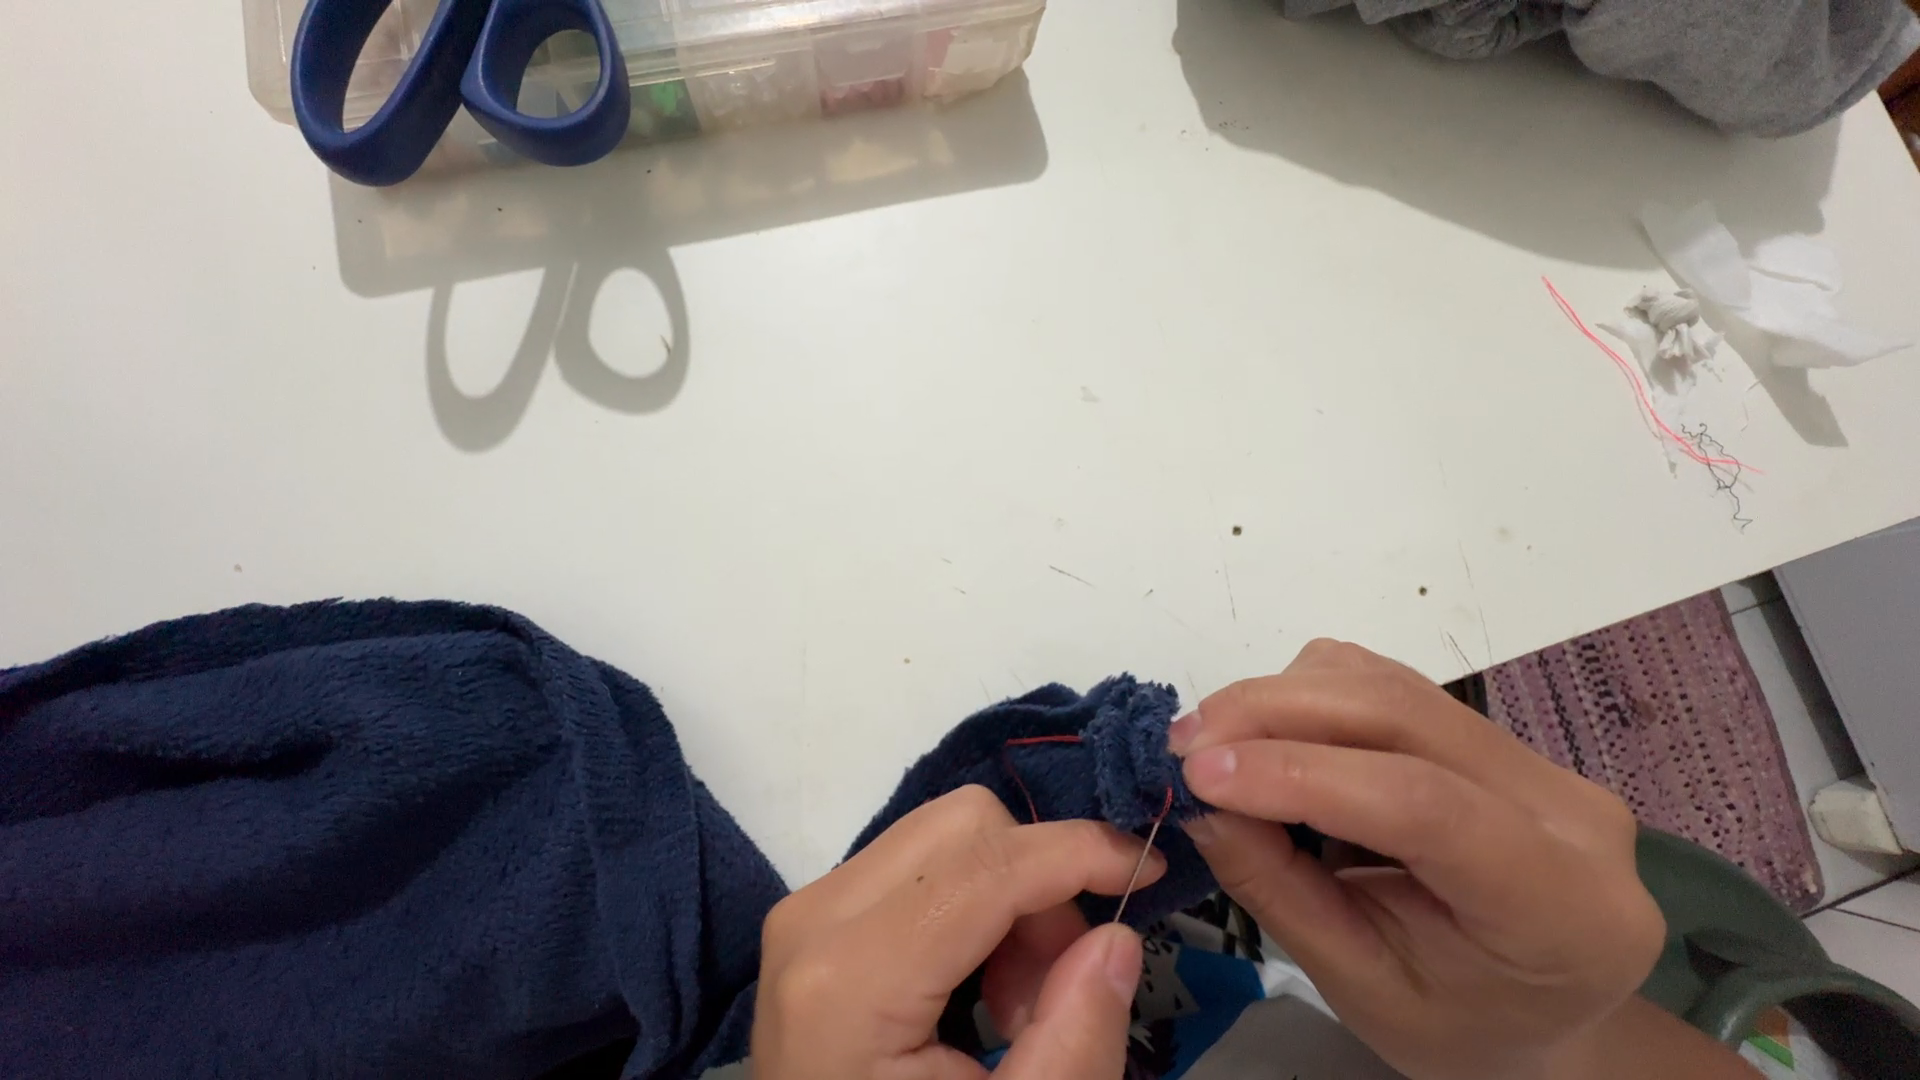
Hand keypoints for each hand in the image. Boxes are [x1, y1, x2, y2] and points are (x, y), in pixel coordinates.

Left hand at [752, 785, 1164, 1079]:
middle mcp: (816, 914)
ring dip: (1010, 894)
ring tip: (1015, 999)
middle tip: (1059, 981)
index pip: (984, 868)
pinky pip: (919, 857)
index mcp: (849, 980)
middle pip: (964, 825)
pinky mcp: (818, 908)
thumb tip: (1117, 936)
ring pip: (944, 831)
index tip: (1150, 868)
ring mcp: (809, 905)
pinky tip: (976, 981)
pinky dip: (974, 898)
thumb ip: (1073, 1044)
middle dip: (1040, 884)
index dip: (1077, 853)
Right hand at [1172, 640, 1667, 1079]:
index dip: (1298, 774)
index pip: (1422, 804)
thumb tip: (1198, 798)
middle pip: (1393, 709)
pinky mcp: (1476, 727)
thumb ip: (1275, 887)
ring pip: (1376, 679)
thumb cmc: (1451, 1021)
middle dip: (1267, 711)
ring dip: (1277, 697)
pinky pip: (1373, 678)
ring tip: (1216, 746)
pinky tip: (1272, 741)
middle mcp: (1560, 804)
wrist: (1532, 1010)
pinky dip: (1301, 694)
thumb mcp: (1356, 984)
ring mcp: (1523, 753)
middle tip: (1181, 743)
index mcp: (1558, 904)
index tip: (1197, 773)